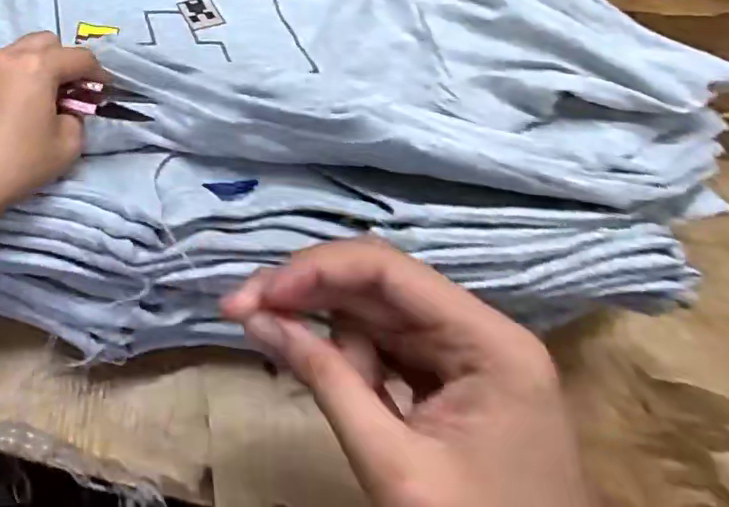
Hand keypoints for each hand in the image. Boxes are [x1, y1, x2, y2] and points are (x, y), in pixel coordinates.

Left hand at [0, 32, 105, 228]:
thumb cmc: (18, 162)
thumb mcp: (67, 145)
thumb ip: (76, 118)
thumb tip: (66, 109)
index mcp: (37, 65)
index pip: (79, 57)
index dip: (98, 74)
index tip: (104, 92)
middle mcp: (10, 56)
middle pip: (48, 42)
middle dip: (66, 60)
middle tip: (72, 91)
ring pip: (21, 49)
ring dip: (40, 64)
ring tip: (44, 97)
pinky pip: (2, 64)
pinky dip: (17, 73)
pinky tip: (18, 104)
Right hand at [222, 239, 590, 506]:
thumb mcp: (391, 460)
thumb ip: (322, 378)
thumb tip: (252, 317)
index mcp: (488, 343)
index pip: (384, 269)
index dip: (312, 270)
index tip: (257, 296)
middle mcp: (479, 332)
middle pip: (369, 282)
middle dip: (302, 293)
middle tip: (240, 310)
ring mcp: (465, 354)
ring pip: (367, 308)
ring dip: (320, 327)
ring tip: (288, 359)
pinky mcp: (448, 377)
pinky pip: (378, 340)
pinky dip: (341, 352)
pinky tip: (316, 367)